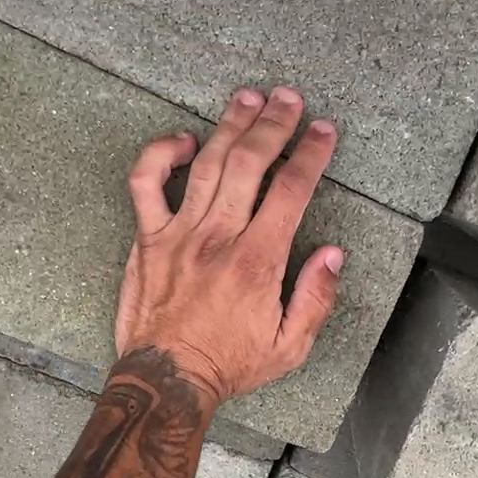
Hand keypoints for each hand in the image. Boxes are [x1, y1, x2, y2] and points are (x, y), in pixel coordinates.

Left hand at [116, 86, 342, 407]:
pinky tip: (183, 141)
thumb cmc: (230, 365)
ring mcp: (179, 234)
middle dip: (274, 123)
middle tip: (289, 97)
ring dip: (230, 125)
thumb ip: (315, 298)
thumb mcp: (290, 347)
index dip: (311, 155)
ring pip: (207, 163)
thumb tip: (333, 254)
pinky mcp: (148, 240)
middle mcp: (219, 238)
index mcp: (258, 261)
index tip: (324, 132)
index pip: (291, 191)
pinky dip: (159, 154)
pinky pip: (145, 183)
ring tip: (249, 97)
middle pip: (250, 163)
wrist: (169, 379)